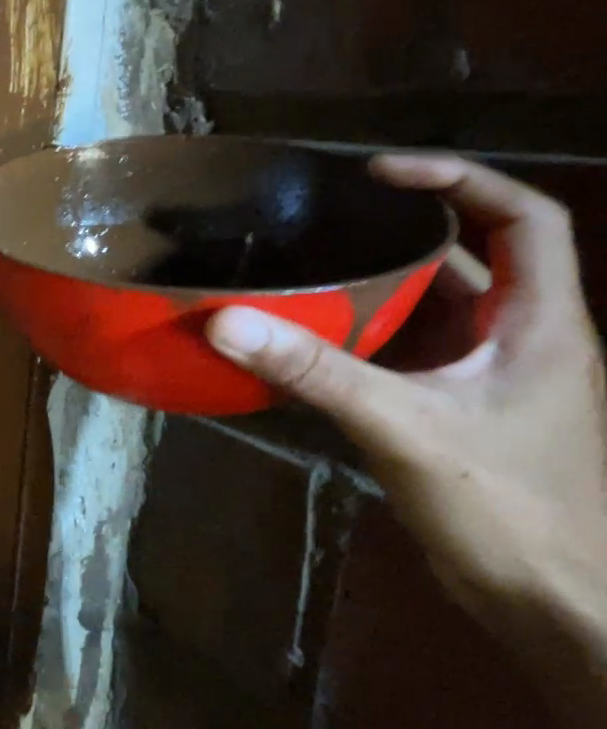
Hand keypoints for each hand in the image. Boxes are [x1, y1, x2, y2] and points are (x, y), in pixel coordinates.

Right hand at [205, 155, 606, 712]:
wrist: (551, 602)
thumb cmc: (509, 508)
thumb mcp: (406, 429)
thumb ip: (316, 371)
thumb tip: (224, 318)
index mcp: (540, 326)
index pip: (527, 222)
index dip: (461, 180)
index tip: (380, 173)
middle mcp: (517, 338)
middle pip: (466, 255)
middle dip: (393, 228)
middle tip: (312, 216)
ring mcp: (484, 373)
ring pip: (427, 302)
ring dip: (365, 282)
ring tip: (292, 263)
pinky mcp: (450, 404)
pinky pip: (399, 344)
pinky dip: (352, 329)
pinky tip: (297, 334)